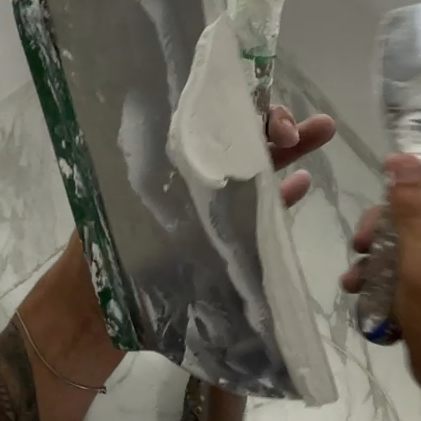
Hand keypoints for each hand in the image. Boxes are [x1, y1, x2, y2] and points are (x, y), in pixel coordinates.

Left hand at [53, 103, 335, 322]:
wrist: (97, 316)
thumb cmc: (104, 255)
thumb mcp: (129, 206)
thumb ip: (162, 178)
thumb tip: (194, 133)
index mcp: (164, 157)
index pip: (206, 115)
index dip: (238, 104)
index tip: (265, 110)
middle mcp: (189, 173)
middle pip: (237, 134)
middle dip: (272, 121)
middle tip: (302, 129)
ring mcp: (209, 203)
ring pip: (254, 165)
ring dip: (289, 147)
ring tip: (323, 129)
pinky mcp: (223, 236)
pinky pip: (258, 207)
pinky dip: (282, 192)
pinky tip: (303, 182)